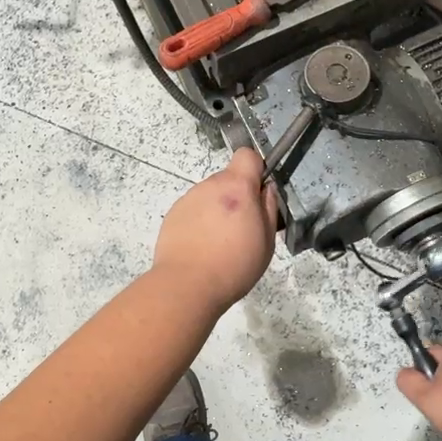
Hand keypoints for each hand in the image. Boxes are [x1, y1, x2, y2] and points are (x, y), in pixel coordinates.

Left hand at [152, 148, 278, 312]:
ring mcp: (188, 199)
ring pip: (209, 196)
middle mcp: (210, 186)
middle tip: (241, 228)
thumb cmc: (235, 265)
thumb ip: (269, 209)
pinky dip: (199, 222)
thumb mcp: (267, 241)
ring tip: (218, 243)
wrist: (187, 285)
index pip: (247, 155)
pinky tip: (201, 248)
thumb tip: (266, 190)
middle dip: (236, 196)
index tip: (258, 193)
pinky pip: (193, 210)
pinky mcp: (172, 215)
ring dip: (216, 210)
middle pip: (228, 179)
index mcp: (237, 187)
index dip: (255, 170)